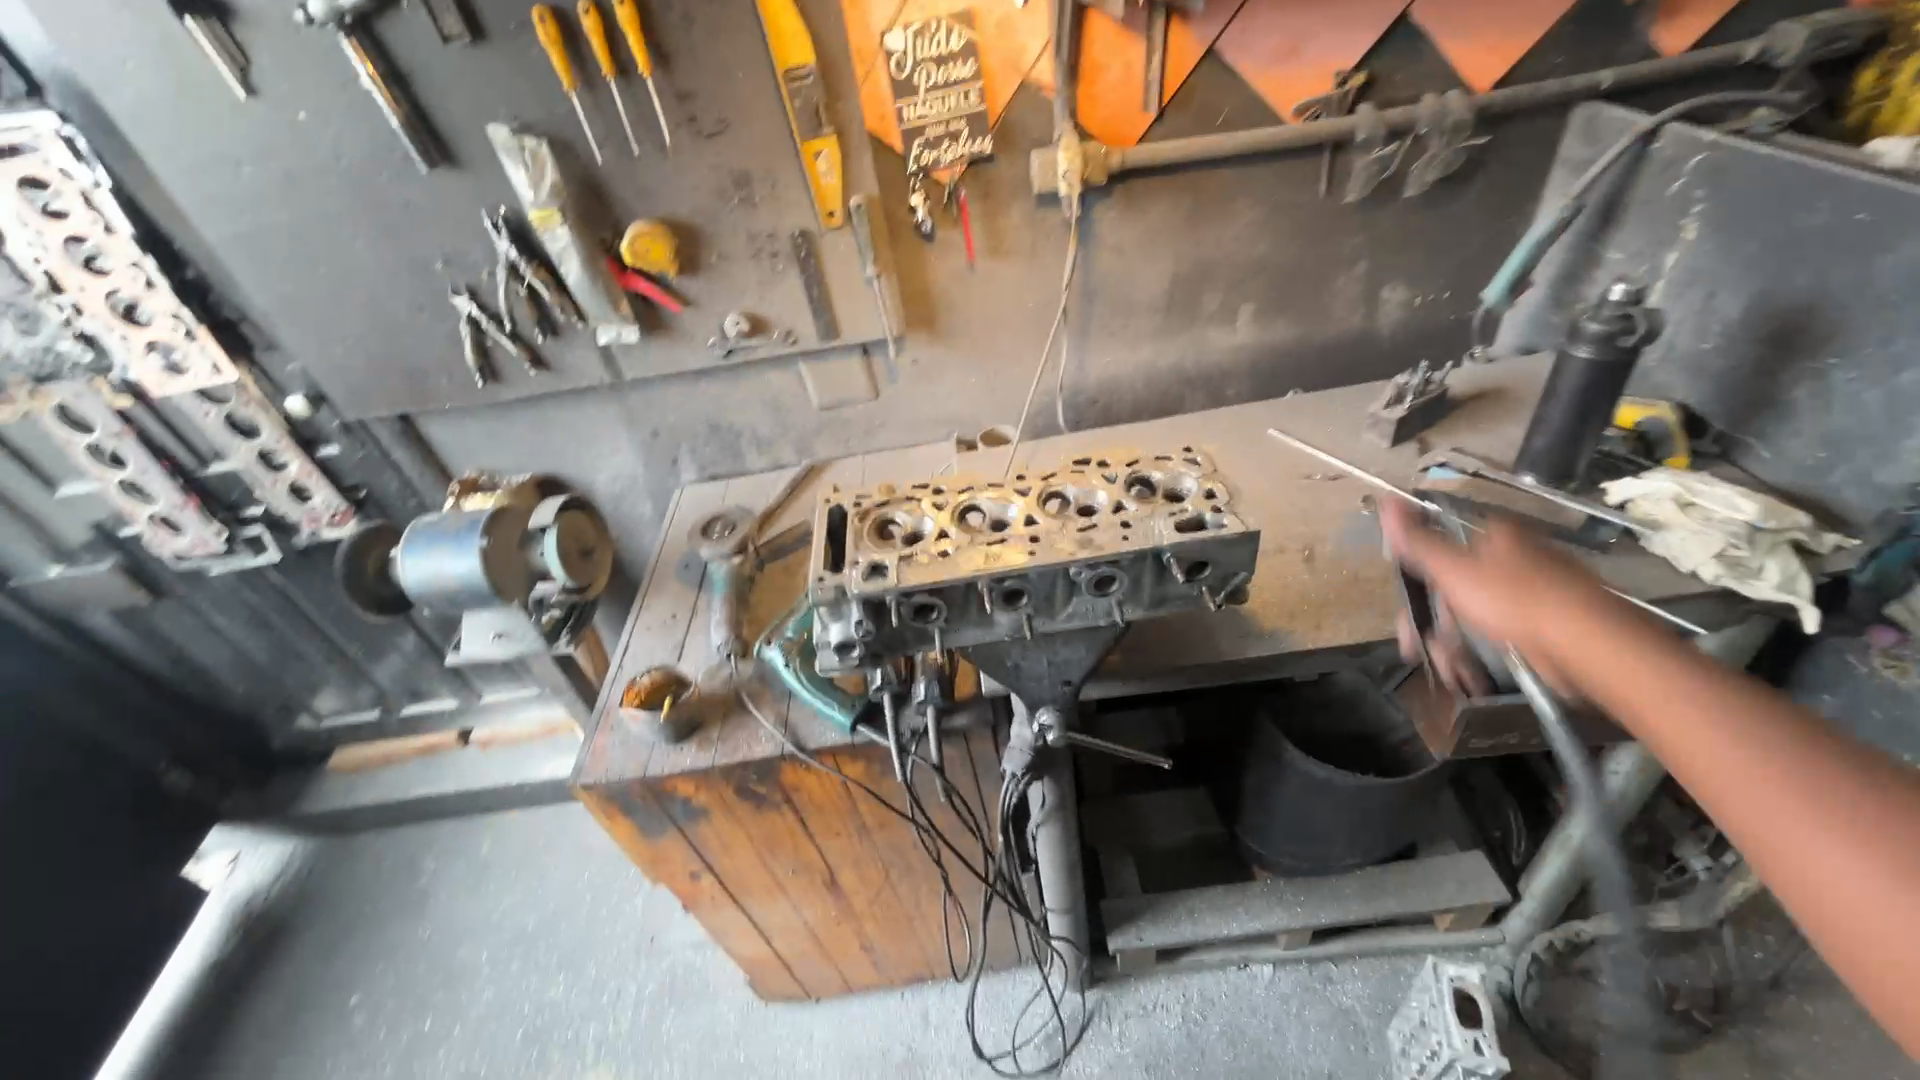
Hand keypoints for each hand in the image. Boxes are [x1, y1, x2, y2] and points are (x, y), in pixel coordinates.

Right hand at [1381, 499, 1611, 690]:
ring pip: (1472, 616)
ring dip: (1452, 644)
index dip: (1416, 577)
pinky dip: (1480, 653)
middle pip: (1453, 587)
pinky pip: (1497, 635)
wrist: (1586, 644)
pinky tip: (1470, 672)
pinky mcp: (1542, 625)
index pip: (1440, 546)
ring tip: (1449, 668)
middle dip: (1431, 622)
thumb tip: (1386, 499)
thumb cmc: (1515, 600)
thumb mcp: (1454, 569)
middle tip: (1416, 648)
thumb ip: (1417, 540)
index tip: (1403, 605)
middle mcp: (1513, 559)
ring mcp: (1530, 593)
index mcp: (1493, 537)